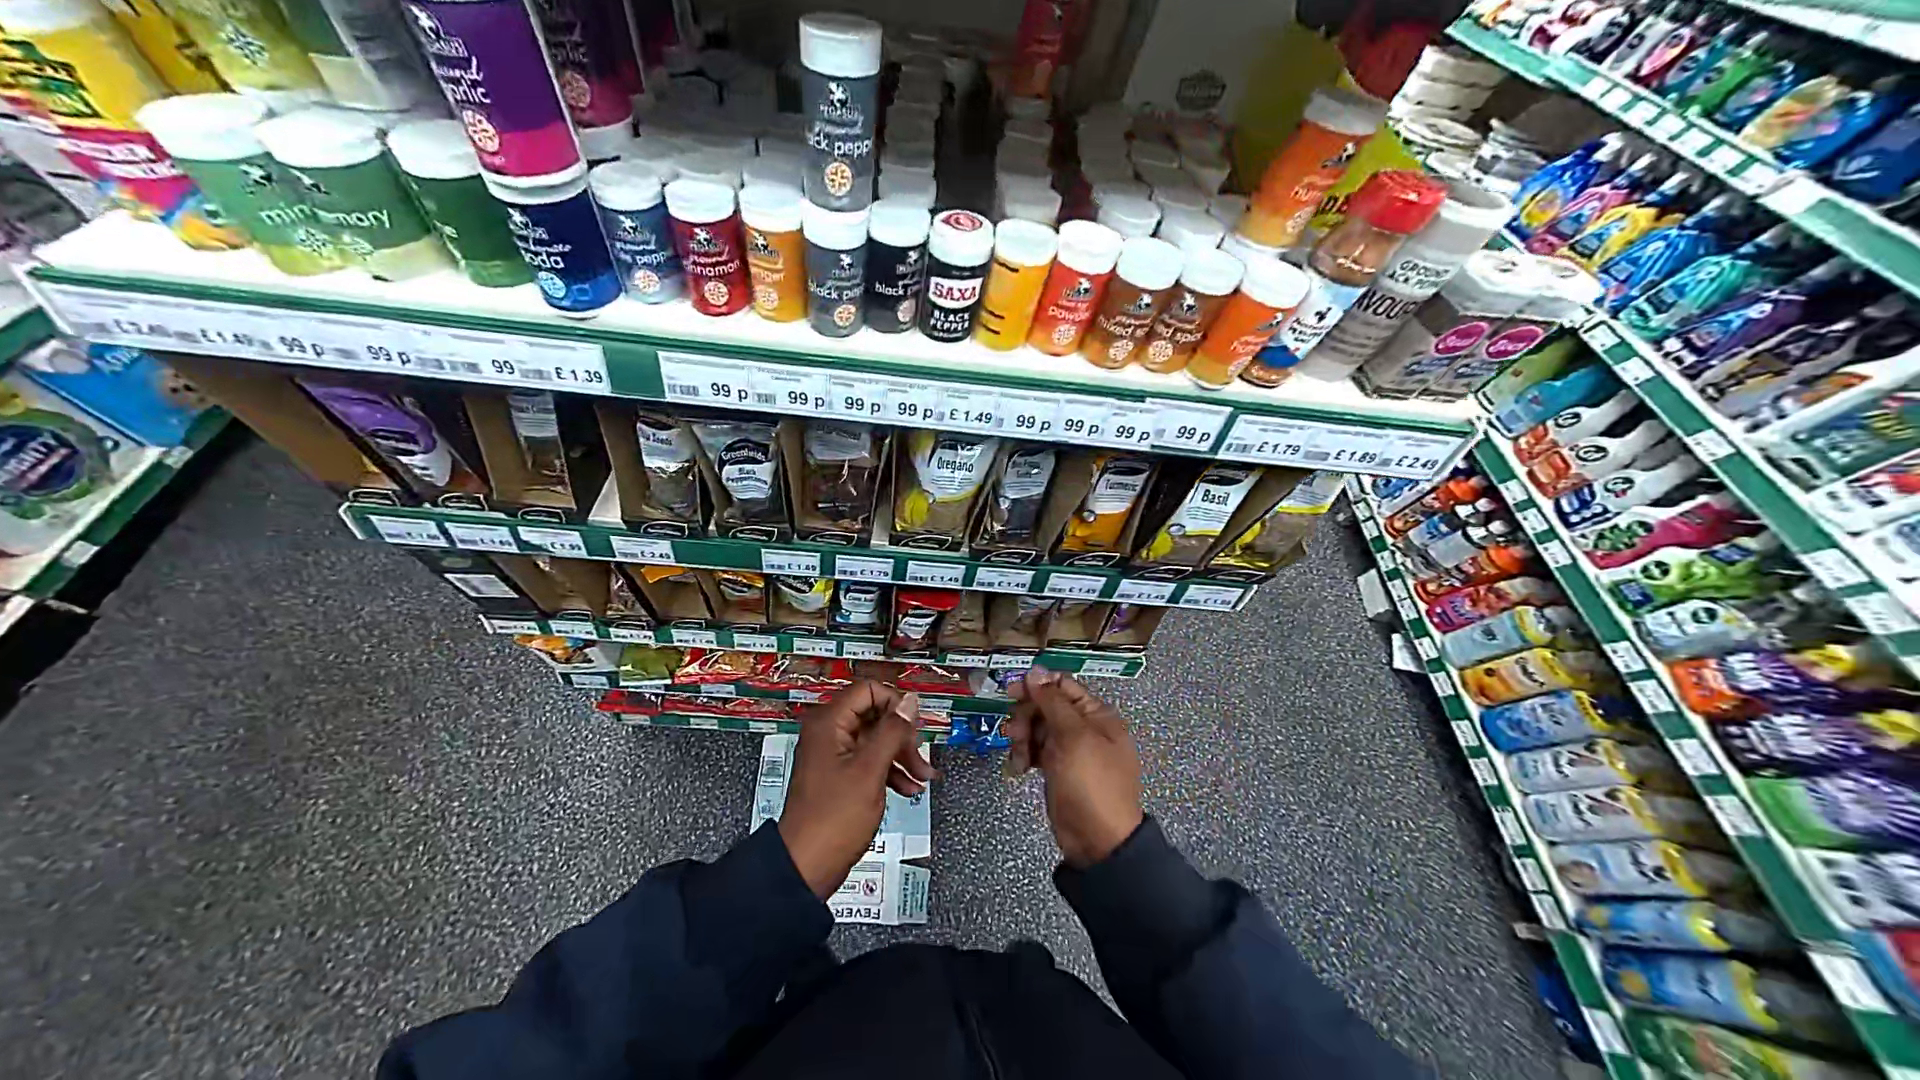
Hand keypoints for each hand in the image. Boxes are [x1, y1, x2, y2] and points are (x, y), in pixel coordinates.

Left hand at [778, 680, 937, 898]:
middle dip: (903, 735)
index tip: (914, 725)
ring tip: (923, 776)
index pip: (868, 690)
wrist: (807, 866)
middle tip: (920, 756)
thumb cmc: (834, 817)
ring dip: (902, 755)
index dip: (895, 703)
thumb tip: (910, 701)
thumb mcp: (870, 770)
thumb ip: (893, 731)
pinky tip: (909, 788)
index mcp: (829, 723)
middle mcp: (829, 732)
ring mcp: (834, 754)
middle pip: (875, 715)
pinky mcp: (841, 775)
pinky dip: (891, 771)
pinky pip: (871, 761)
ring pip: (876, 739)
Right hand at [1004, 668, 1142, 867]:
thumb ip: (1053, 702)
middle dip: (1026, 717)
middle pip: (1046, 707)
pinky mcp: (1058, 769)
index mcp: (1097, 715)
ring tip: (1020, 758)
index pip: (1062, 686)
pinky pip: (1037, 751)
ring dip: (1023, 738)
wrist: (1098, 841)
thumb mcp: (1073, 737)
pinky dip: (1026, 756)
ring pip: (1038, 728)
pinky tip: (1020, 769)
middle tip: (1014, 734)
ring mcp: (1071, 750)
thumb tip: (1035, 672)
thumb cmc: (1091, 784)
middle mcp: (1085, 728)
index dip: (1036, 685)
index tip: (1010, 692)